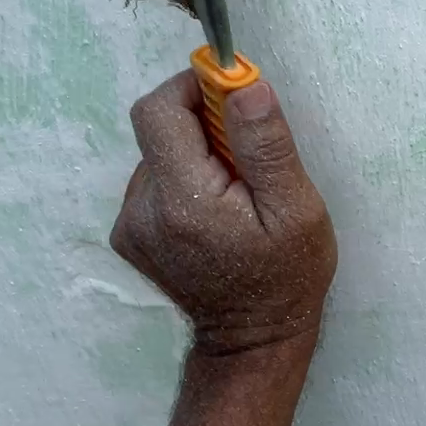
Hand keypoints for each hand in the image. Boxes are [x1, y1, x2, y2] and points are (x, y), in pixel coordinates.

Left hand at [111, 71, 336, 354]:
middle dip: (206, 121)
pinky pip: (157, 178)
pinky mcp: (131, 233)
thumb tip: (245, 86)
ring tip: (239, 186)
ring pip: (159, 152)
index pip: (159, 111)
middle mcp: (141, 209)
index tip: (236, 94)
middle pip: (159, 128)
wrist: (254, 339)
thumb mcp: (296, 207)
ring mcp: (130, 224)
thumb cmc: (288, 272)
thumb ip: (266, 146)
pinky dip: (188, 174)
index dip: (195, 87)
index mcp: (182, 200)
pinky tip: (219, 204)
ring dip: (199, 150)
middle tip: (251, 150)